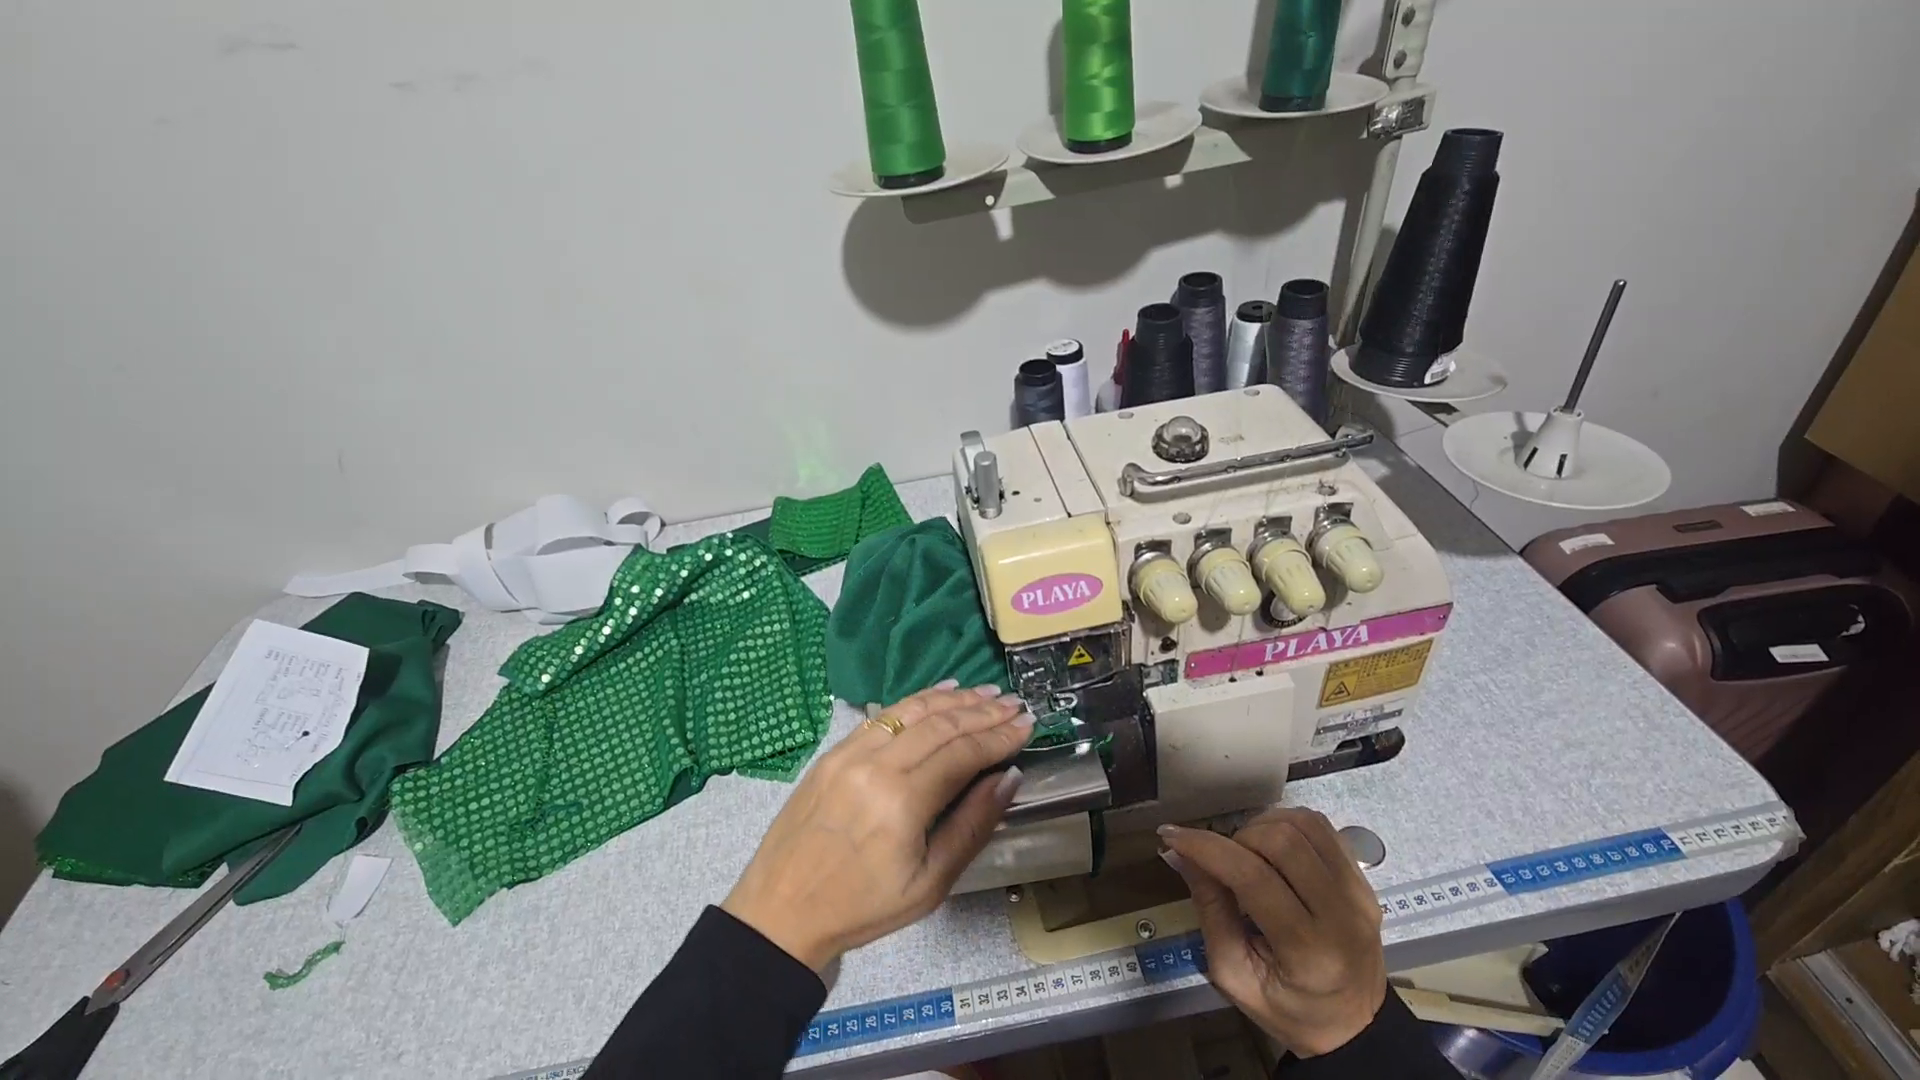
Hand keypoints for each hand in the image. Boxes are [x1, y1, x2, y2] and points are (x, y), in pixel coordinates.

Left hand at [722, 681, 1034, 971]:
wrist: (781, 911)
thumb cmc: (862, 907)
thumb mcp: (930, 884)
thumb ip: (973, 826)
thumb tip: (1008, 777)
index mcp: (902, 802)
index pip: (962, 753)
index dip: (999, 736)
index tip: (1027, 723)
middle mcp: (876, 765)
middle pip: (940, 725)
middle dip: (982, 712)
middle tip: (1014, 703)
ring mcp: (849, 753)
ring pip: (910, 712)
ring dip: (953, 699)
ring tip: (984, 693)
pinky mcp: (832, 753)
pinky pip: (882, 716)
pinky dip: (915, 701)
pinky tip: (939, 695)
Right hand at [1158, 808, 1385, 1057]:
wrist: (1352, 1025)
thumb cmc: (1286, 1009)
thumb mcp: (1233, 974)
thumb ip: (1210, 910)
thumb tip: (1179, 854)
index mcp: (1309, 952)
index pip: (1253, 878)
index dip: (1207, 848)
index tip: (1172, 836)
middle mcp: (1343, 915)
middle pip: (1282, 841)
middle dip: (1237, 838)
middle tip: (1221, 861)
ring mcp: (1359, 893)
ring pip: (1304, 824)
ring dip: (1262, 826)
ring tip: (1247, 853)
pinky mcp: (1365, 880)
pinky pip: (1323, 827)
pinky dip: (1287, 824)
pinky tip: (1273, 848)